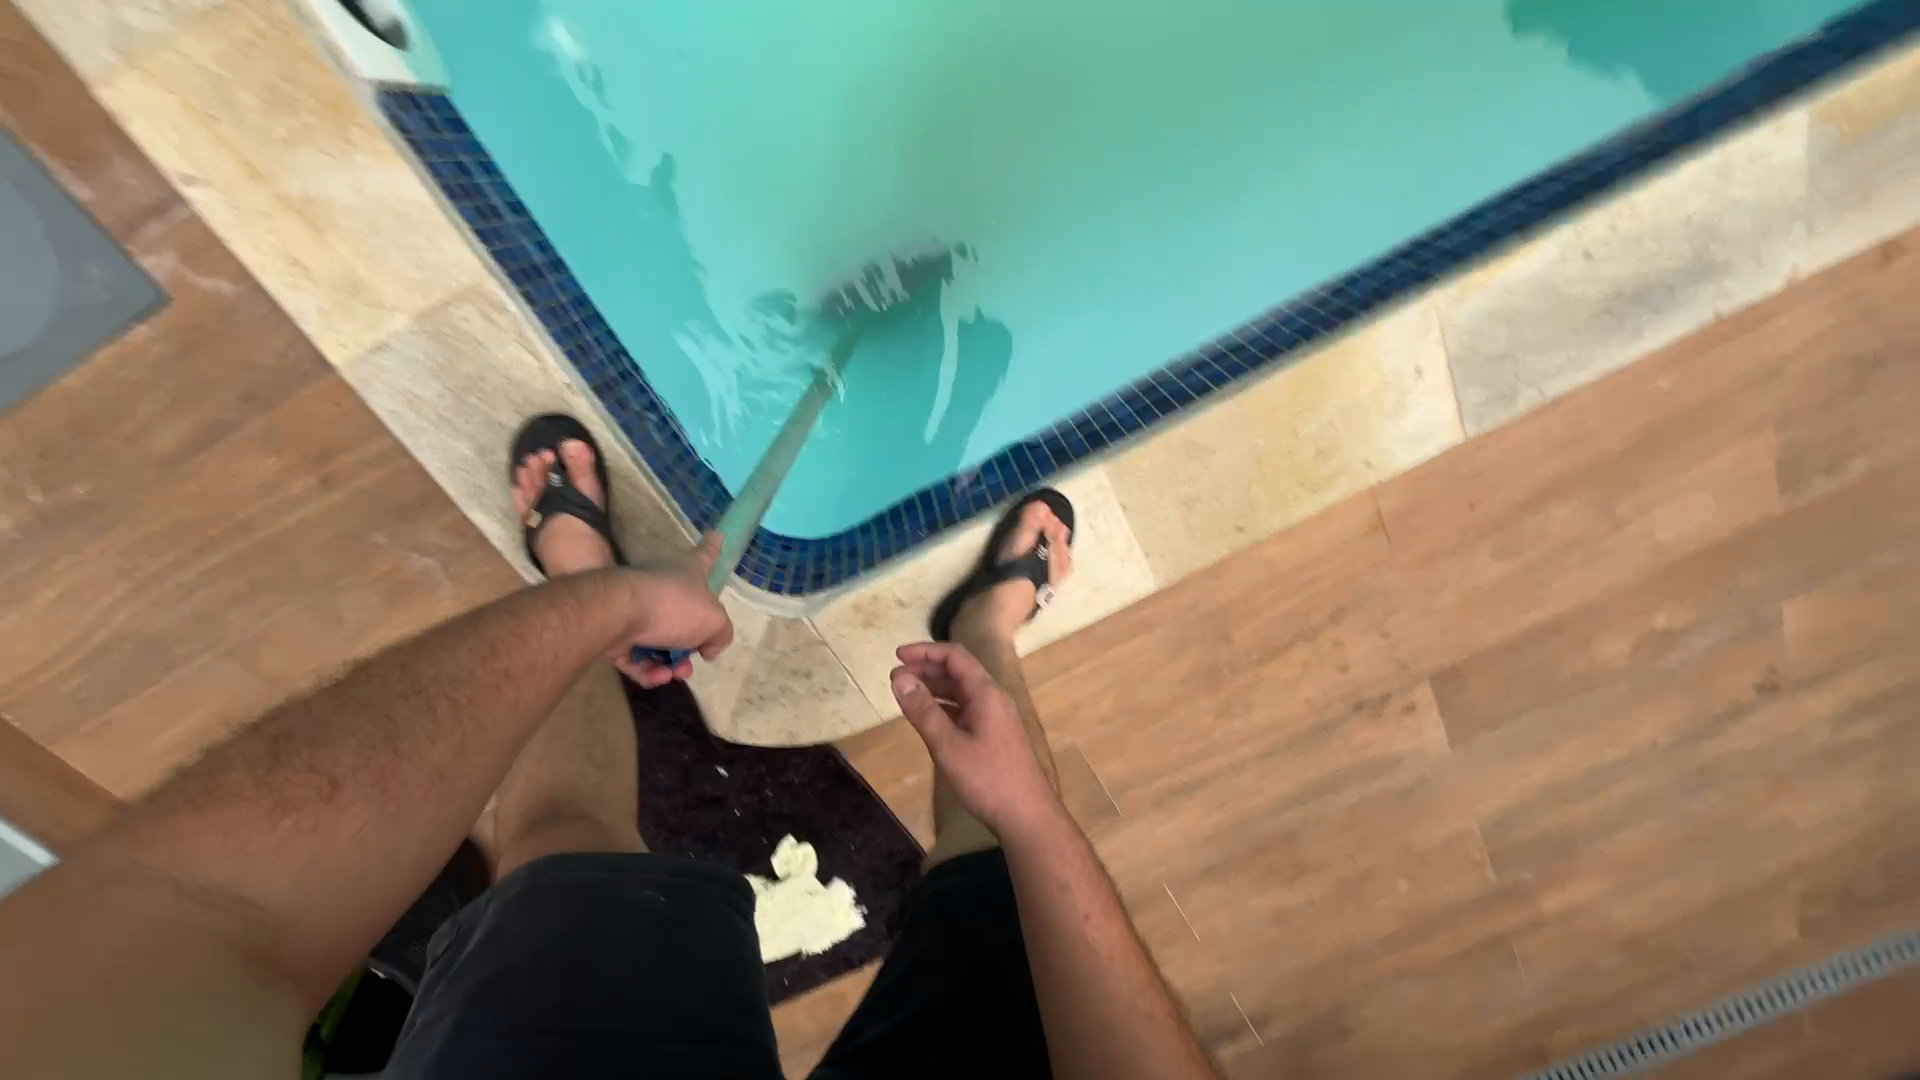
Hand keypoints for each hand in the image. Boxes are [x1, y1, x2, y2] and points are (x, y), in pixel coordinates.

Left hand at [612, 532, 733, 686]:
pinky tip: (658, 676)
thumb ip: (721, 635)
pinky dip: (649, 670)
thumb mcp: (715, 621)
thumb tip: (710, 648)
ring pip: (659, 642)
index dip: (713, 548)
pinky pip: (637, 657)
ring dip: (671, 663)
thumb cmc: (673, 606)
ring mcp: (635, 609)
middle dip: (692, 643)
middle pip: (683, 615)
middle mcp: (662, 585)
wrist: (618, 612)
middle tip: (697, 656)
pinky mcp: (614, 633)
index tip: (716, 535)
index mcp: (688, 572)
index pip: (705, 556)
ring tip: (675, 673)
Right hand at [890, 642, 1064, 837]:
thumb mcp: (948, 746)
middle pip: (958, 671)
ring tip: (906, 693)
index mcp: (986, 692)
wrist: (1027, 815)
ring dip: (934, 687)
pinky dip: (944, 706)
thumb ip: (923, 710)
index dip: (925, 651)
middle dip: (926, 668)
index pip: (954, 656)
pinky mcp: (995, 734)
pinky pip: (966, 709)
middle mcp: (993, 698)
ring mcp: (996, 716)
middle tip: (896, 677)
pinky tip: (928, 716)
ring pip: (962, 691)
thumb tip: (899, 678)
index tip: (897, 655)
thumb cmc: (987, 779)